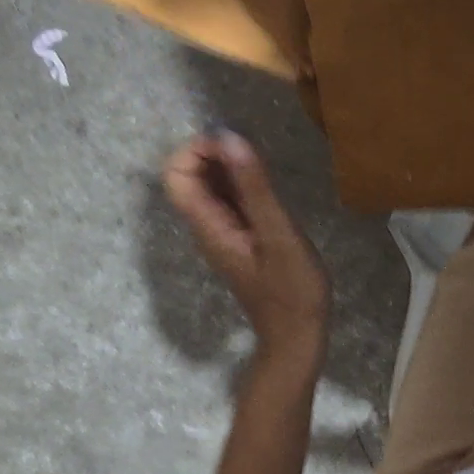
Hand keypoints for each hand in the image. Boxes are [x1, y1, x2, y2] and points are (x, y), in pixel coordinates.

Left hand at [163, 131, 329, 365]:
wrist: (296, 335)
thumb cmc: (291, 289)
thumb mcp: (278, 234)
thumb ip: (255, 187)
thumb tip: (229, 138)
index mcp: (209, 227)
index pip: (177, 176)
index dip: (196, 150)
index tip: (233, 143)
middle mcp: (208, 228)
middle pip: (191, 178)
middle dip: (214, 154)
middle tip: (254, 151)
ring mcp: (223, 234)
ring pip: (211, 188)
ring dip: (230, 167)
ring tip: (265, 165)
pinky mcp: (240, 239)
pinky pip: (230, 202)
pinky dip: (243, 184)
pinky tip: (268, 185)